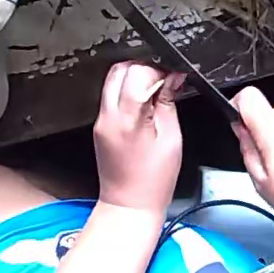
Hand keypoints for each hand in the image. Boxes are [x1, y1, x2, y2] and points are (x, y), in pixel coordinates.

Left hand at [93, 62, 185, 211]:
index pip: (139, 73)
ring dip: (134, 77)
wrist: (129, 205)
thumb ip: (168, 102)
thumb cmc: (153, 180)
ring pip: (112, 80)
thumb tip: (172, 77)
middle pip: (120, 70)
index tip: (173, 77)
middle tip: (164, 80)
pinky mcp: (100, 126)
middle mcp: (109, 116)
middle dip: (145, 67)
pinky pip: (111, 96)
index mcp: (128, 119)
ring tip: (155, 91)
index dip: (160, 70)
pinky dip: (128, 91)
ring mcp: (101, 120)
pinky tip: (144, 104)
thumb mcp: (171, 138)